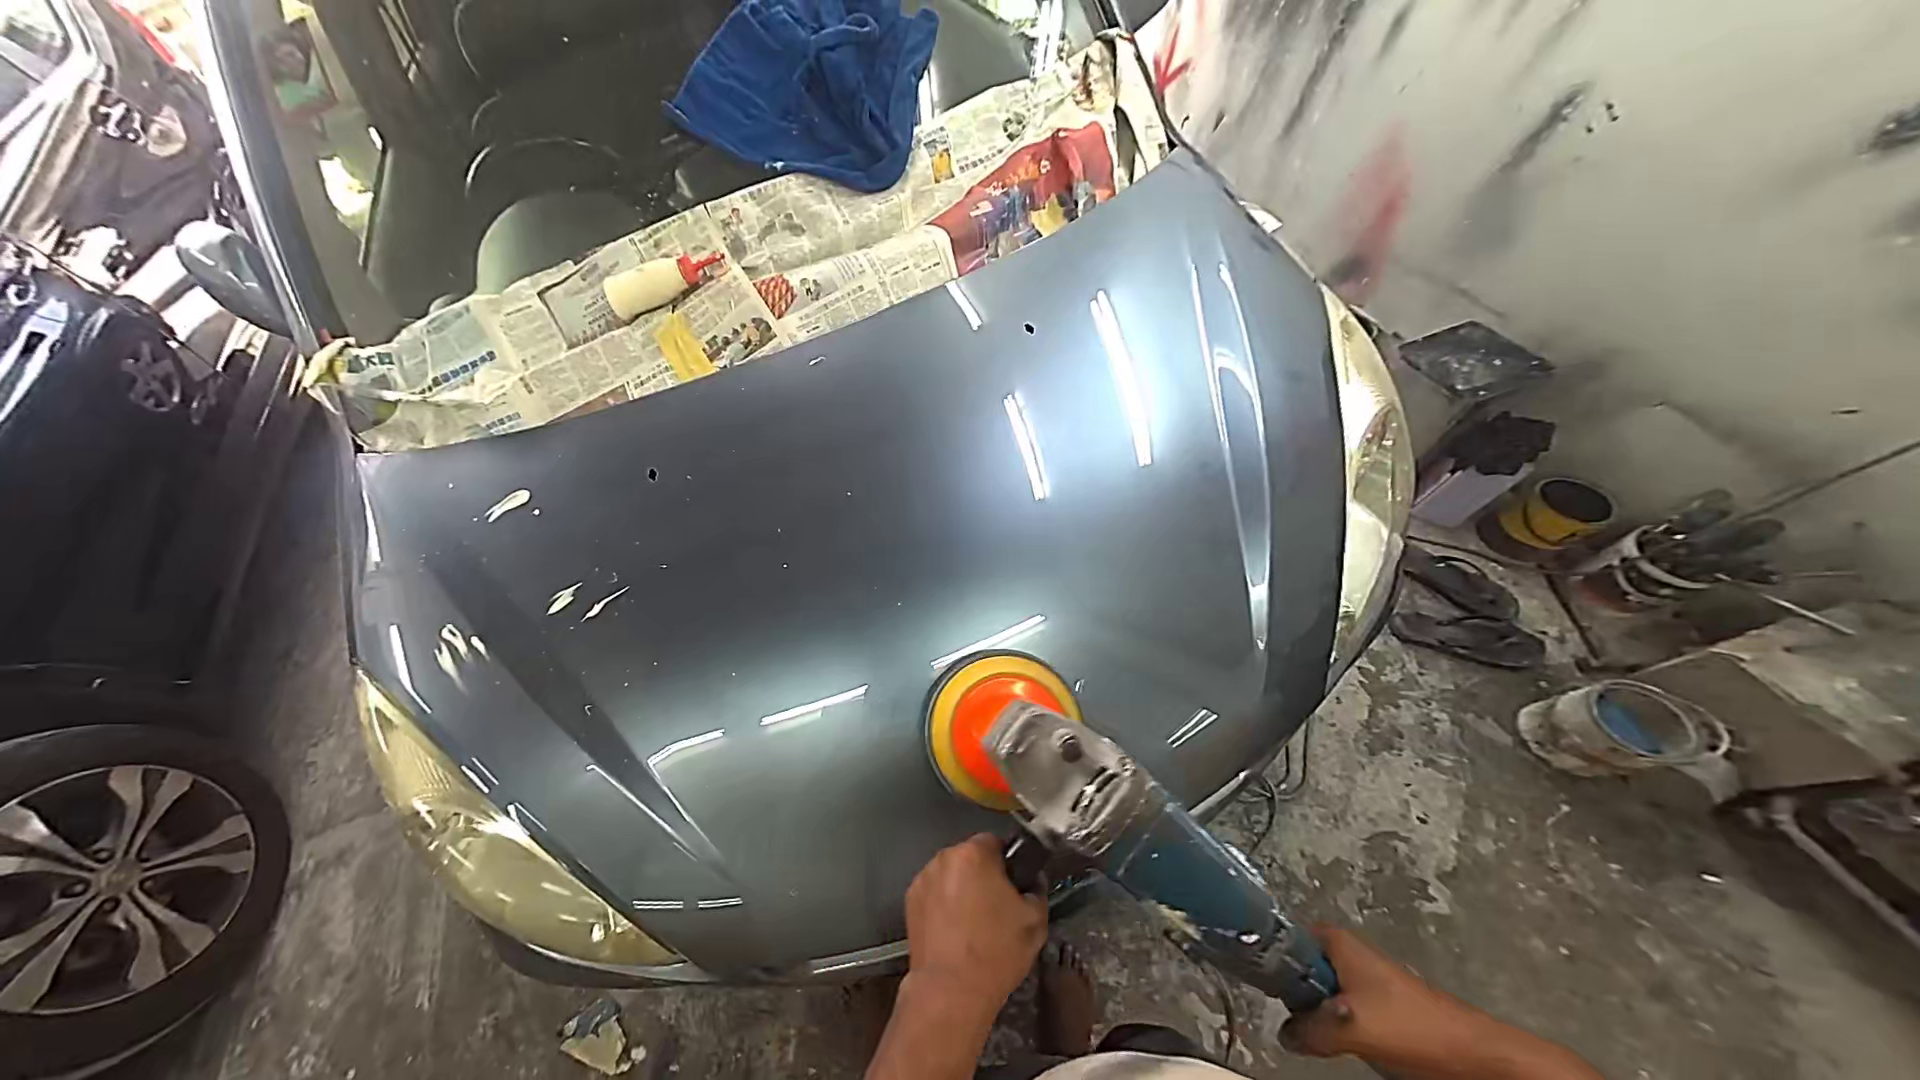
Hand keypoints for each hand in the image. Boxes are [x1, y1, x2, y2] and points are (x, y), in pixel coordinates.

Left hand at [904, 833, 1048, 1010]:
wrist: (951, 992)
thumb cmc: (995, 953)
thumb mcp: (1035, 920)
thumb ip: (1037, 890)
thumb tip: (1033, 883)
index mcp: (975, 854)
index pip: (995, 842)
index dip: (1007, 863)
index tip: (1013, 884)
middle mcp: (945, 858)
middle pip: (970, 857)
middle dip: (983, 875)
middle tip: (996, 905)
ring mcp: (924, 879)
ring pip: (951, 875)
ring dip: (961, 888)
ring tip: (972, 921)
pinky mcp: (910, 901)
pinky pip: (934, 893)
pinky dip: (942, 904)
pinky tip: (953, 930)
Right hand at [1282, 926, 1602, 1079]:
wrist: (1474, 1059)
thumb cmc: (1409, 1027)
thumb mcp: (1348, 1026)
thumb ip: (1307, 1027)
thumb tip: (1282, 1033)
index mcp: (1335, 941)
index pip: (1285, 934)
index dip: (1267, 952)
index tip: (1252, 974)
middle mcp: (1345, 953)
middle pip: (1299, 964)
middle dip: (1288, 987)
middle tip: (1277, 1009)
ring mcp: (1361, 981)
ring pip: (1318, 990)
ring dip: (1307, 1009)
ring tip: (1298, 1028)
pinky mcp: (1375, 1009)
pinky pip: (1335, 1010)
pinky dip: (1326, 1024)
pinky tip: (1324, 1041)